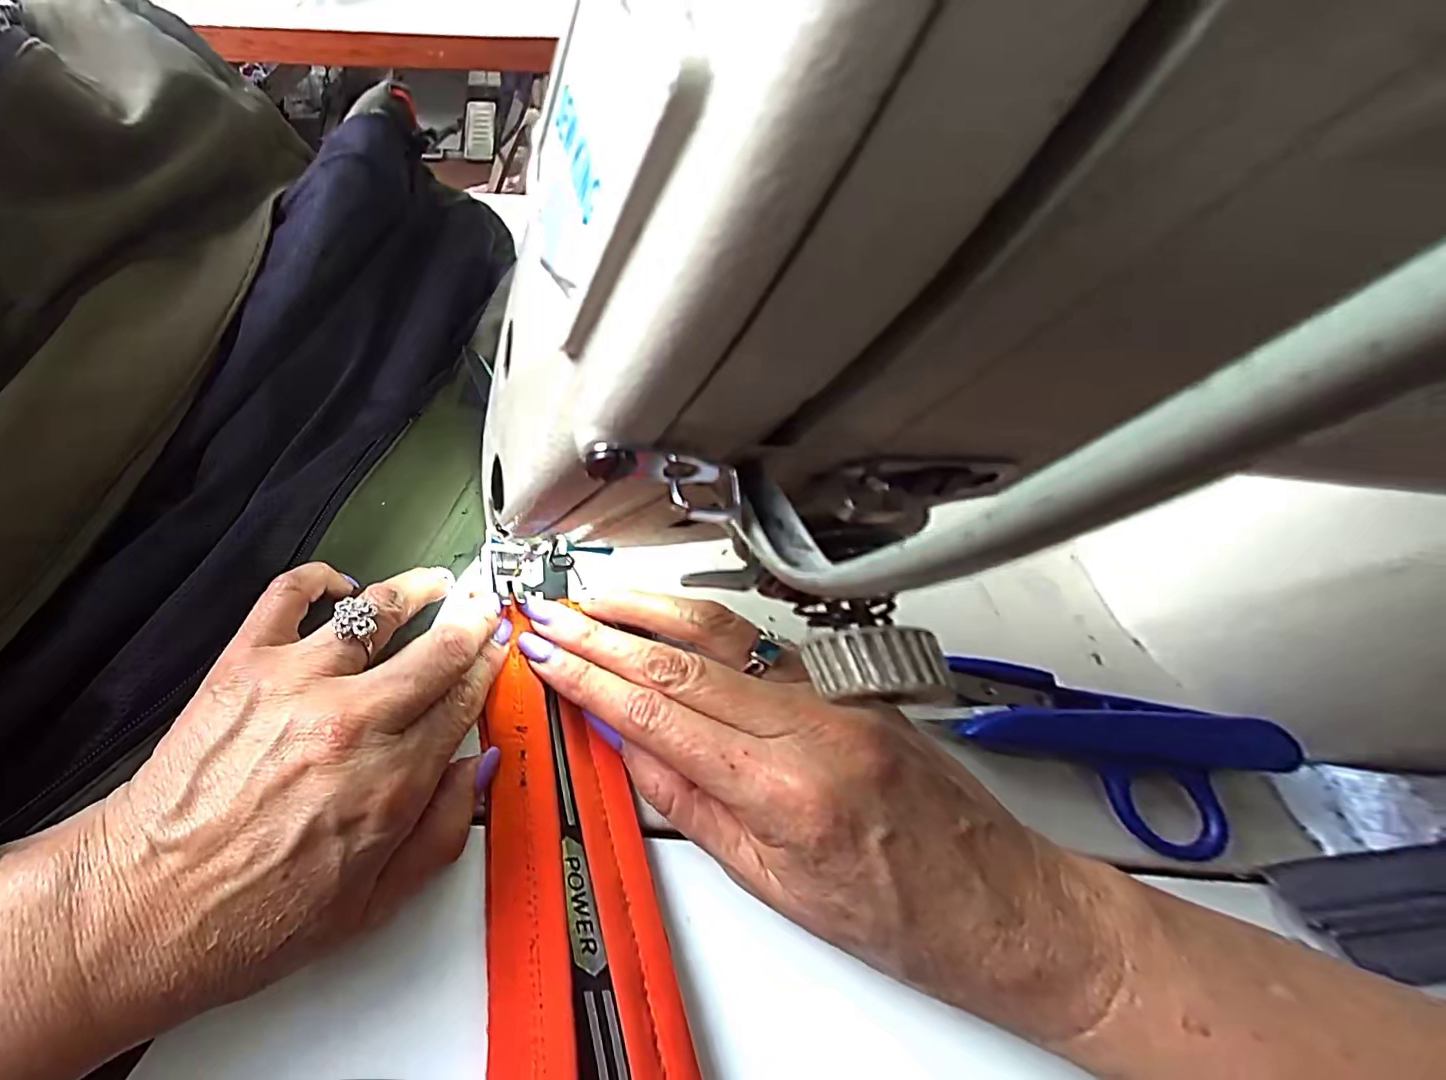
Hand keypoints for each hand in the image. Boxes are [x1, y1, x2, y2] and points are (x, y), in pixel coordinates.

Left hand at [71, 563, 510, 1037]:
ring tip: (432, 582)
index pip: (460, 700)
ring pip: (376, 612)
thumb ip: (442, 830)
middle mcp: (351, 723)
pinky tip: (340, 585)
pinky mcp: (244, 664)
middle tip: (481, 605)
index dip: (487, 666)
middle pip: (436, 650)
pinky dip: (321, 578)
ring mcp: (295, 684)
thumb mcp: (374, 902)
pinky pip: (289, 594)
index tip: (496, 647)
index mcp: (389, 783)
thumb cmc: (253, 914)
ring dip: (416, 589)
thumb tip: (476, 767)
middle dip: (471, 621)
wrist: (146, 906)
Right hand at [513, 591, 1127, 1045]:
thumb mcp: (771, 882)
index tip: (547, 658)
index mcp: (785, 790)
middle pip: (675, 661)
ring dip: (641, 608)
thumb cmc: (901, 914)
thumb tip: (625, 742)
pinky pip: (754, 636)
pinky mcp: (843, 678)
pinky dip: (692, 617)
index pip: (657, 715)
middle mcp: (810, 725)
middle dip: (597, 633)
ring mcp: (832, 691)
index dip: (589, 680)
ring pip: (715, 629)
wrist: (1008, 905)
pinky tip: (659, 610)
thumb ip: (687, 800)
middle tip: (548, 617)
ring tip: (590, 599)